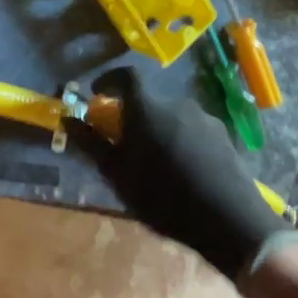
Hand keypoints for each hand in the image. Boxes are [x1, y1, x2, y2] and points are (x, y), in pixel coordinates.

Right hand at [81, 67, 290, 279]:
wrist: (230, 221)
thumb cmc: (162, 196)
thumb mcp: (117, 173)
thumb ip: (91, 143)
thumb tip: (68, 119)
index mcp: (147, 108)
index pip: (126, 75)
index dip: (109, 80)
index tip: (98, 94)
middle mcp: (177, 105)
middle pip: (149, 100)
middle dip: (133, 114)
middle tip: (124, 141)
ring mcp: (205, 120)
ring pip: (171, 116)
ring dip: (158, 129)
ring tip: (155, 161)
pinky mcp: (224, 138)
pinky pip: (192, 130)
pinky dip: (179, 141)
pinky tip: (181, 171)